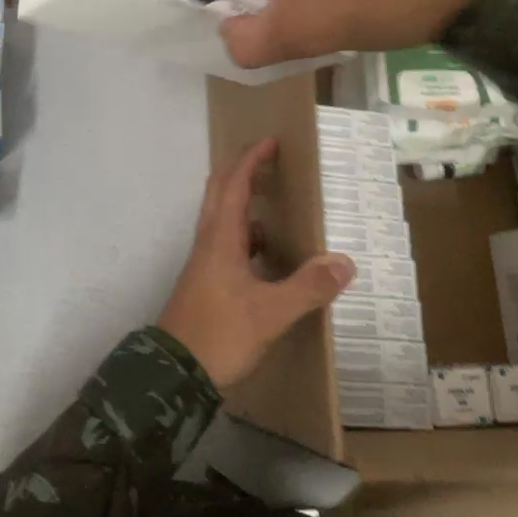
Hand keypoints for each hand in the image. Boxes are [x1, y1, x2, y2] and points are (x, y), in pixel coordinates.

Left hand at [157, 138, 356, 389]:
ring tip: (275, 202)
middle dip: (243, 171)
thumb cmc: (219, 335)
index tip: (271, 142)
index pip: (234, 184)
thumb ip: (307, 287)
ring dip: (243, 201)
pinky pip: (226, 243)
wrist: (173, 374)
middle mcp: (209, 242)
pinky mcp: (205, 282)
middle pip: (221, 192)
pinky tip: (267, 254)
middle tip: (270, 160)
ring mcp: (204, 262)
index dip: (251, 160)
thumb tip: (344, 262)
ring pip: (221, 218)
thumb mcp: (270, 314)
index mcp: (220, 238)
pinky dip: (246, 234)